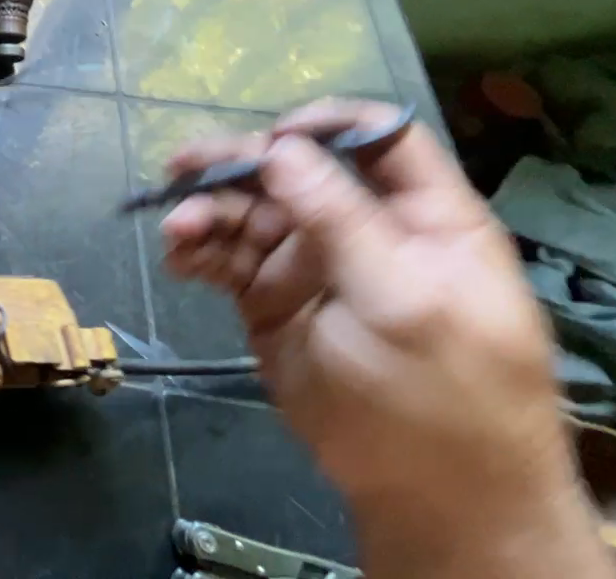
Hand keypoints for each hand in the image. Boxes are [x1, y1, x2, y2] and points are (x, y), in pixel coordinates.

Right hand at [161, 100, 615, 574]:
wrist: (421, 490)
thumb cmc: (439, 395)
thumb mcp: (403, 302)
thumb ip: (343, 220)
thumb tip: (281, 148)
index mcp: (418, 219)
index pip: (377, 141)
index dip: (324, 125)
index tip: (271, 138)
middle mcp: (357, 228)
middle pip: (287, 170)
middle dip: (233, 167)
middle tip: (180, 171)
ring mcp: (306, 260)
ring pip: (243, 210)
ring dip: (203, 213)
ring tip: (176, 232)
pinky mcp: (265, 292)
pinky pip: (220, 254)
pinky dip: (193, 250)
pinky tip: (178, 260)